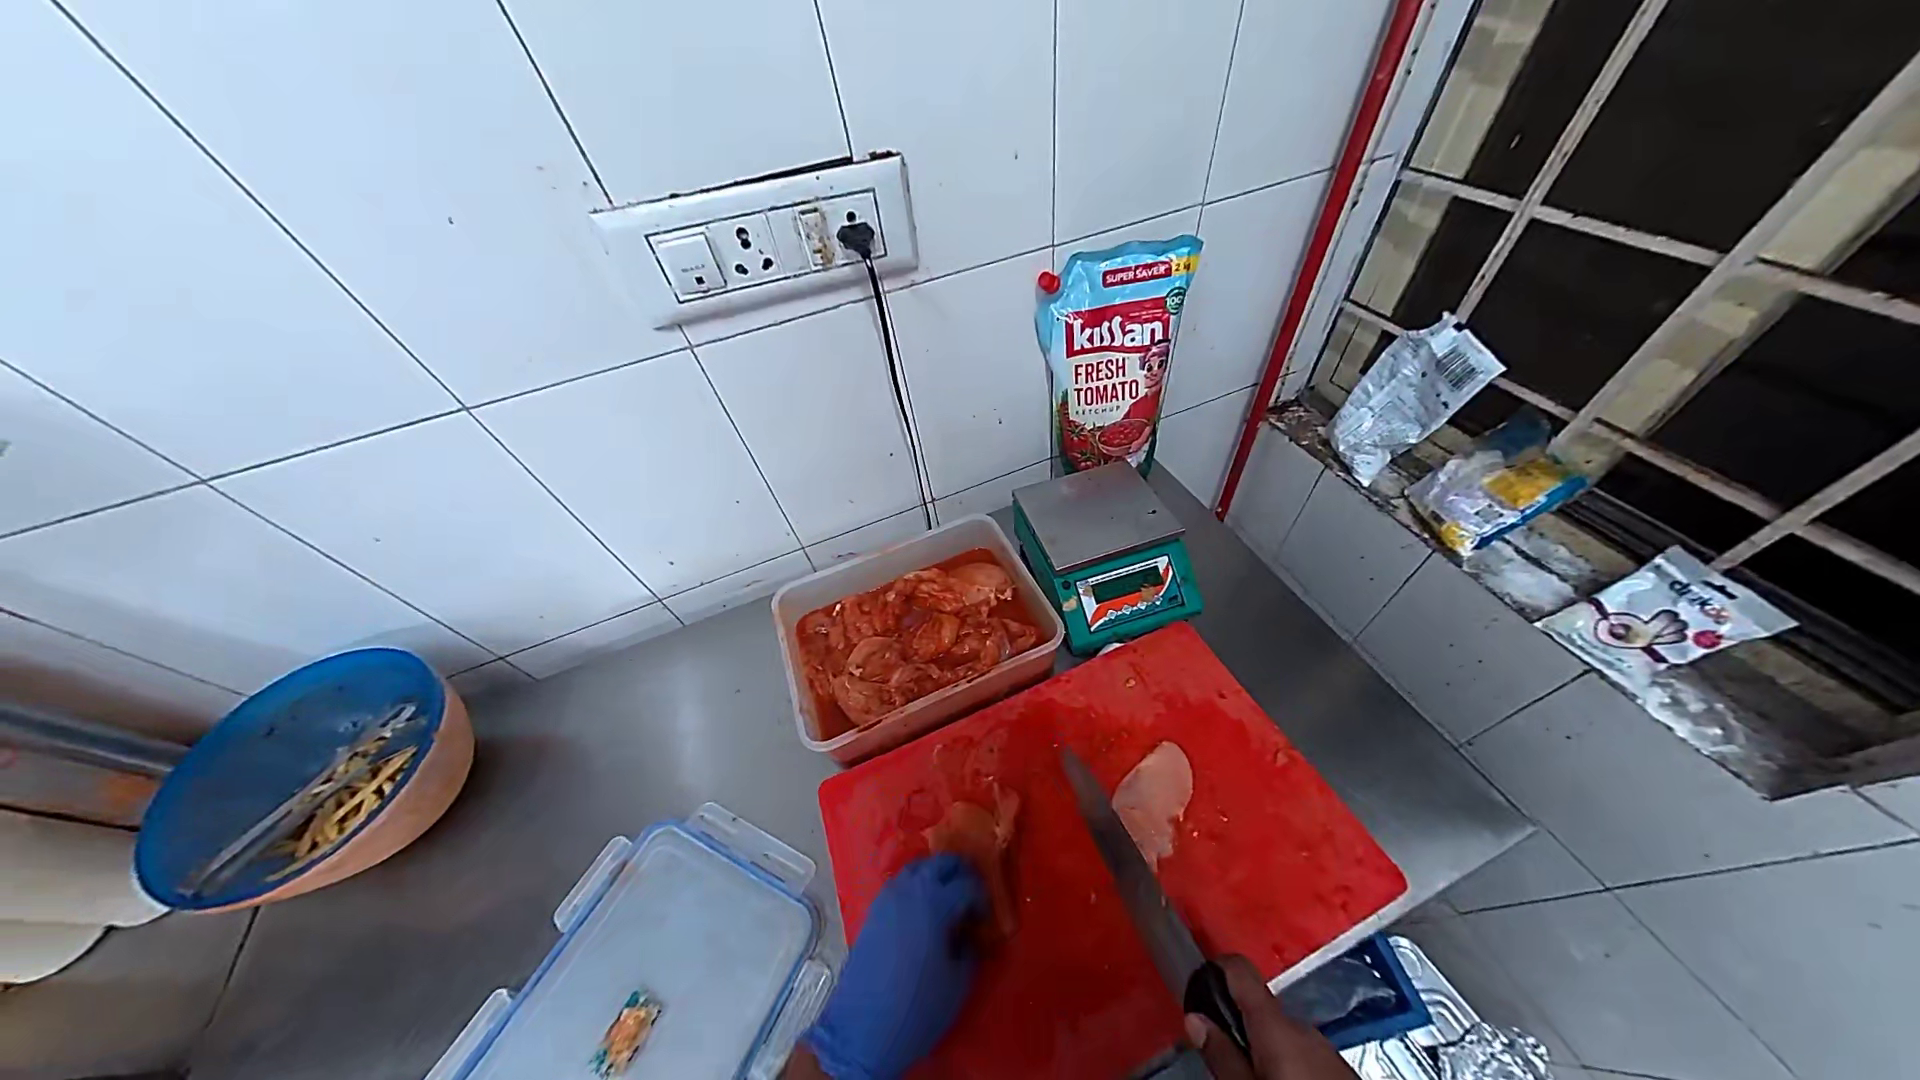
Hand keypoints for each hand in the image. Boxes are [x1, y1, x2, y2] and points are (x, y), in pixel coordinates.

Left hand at [803, 854, 986, 1079]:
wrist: (862, 1027)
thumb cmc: (918, 1007)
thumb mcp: (958, 983)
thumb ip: (970, 950)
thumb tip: (970, 936)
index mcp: (937, 903)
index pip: (968, 884)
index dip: (982, 896)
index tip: (986, 915)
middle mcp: (912, 890)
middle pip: (940, 862)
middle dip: (959, 871)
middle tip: (970, 892)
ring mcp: (889, 896)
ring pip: (917, 868)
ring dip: (935, 874)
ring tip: (946, 897)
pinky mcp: (874, 909)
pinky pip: (900, 883)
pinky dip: (915, 885)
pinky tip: (921, 909)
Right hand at [1186, 955, 1359, 1079]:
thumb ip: (1222, 1056)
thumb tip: (1195, 1019)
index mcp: (1275, 1026)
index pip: (1241, 969)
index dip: (1217, 969)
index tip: (1201, 985)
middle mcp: (1304, 1029)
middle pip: (1261, 1009)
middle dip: (1241, 1028)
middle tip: (1226, 1059)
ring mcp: (1329, 1052)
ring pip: (1285, 1036)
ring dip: (1267, 1050)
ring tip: (1256, 1078)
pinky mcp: (1345, 1073)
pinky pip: (1307, 1057)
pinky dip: (1292, 1067)